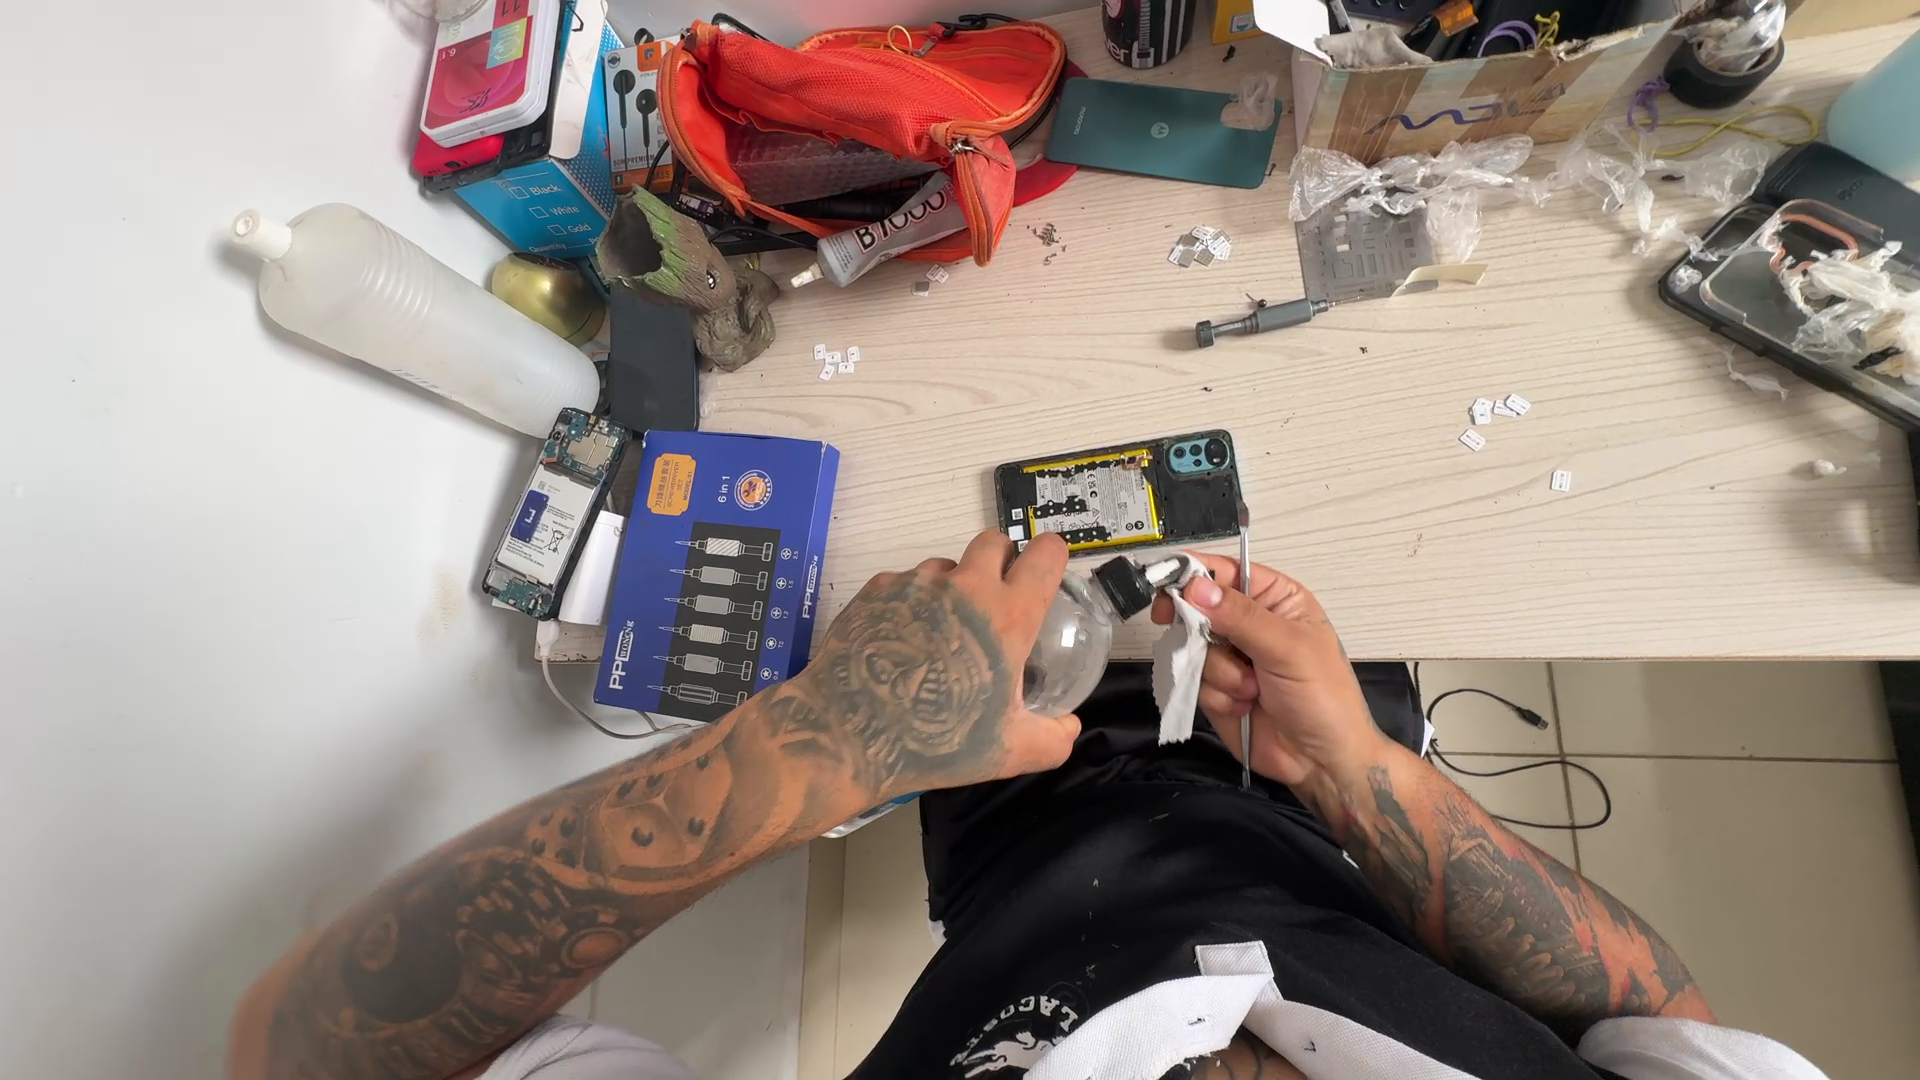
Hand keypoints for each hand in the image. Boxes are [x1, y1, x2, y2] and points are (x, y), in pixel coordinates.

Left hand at [796, 530, 1081, 801]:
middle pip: (994, 541)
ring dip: (954, 586)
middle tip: (995, 599)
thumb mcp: (1009, 752)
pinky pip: (906, 583)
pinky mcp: (878, 588)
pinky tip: (902, 640)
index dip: (1052, 556)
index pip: (1044, 555)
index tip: (1045, 573)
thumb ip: (1053, 738)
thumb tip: (1068, 725)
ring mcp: (917, 582)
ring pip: (947, 565)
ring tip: (941, 631)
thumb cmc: (937, 740)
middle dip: (1002, 560)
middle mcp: (964, 586)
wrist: (848, 732)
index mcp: (1006, 615)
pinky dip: (913, 602)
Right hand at [1151, 555, 1387, 791]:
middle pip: (1196, 607)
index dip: (1192, 576)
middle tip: (1195, 639)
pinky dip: (1216, 694)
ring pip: (1193, 647)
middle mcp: (1247, 622)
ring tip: (1252, 689)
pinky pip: (1194, 679)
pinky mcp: (1215, 686)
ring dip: (1219, 672)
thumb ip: (1241, 616)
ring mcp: (1229, 655)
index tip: (1168, 591)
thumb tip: (1195, 587)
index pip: (1224, 572)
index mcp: (1273, 598)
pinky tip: (1243, 706)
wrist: (1321, 761)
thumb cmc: (1323, 697)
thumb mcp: (1288, 649)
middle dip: (1201, 631)